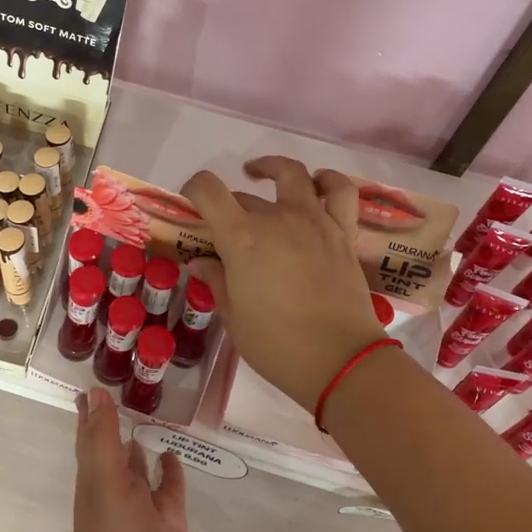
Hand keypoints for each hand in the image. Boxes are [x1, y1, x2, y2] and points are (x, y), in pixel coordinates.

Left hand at [64, 388, 199, 531]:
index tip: (94, 374)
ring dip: (145, 440)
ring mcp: (145, 512)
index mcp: (95, 481)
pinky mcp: (171, 530)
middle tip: (130, 379)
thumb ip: (102, 441)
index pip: (90, 435)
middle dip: (117, 418)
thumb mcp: (107, 489)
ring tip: (155, 405)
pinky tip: (174, 452)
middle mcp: (117, 492)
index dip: (90, 408)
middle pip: (114, 448)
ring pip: (142, 466)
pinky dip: (171, 471)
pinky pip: (169, 491)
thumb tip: (94, 392)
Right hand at [183, 156, 387, 412]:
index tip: (189, 204)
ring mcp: (314, 221)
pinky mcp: (341, 233)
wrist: (340, 361)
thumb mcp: (233, 316)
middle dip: (226, 207)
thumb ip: (217, 281)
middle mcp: (277, 219)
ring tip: (260, 176)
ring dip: (271, 169)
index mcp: (242, 238)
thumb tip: (201, 262)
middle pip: (243, 196)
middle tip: (222, 232)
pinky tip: (315, 183)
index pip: (208, 190)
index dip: (193, 189)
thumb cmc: (277, 344)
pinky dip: (327, 180)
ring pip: (292, 176)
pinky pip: (339, 192)